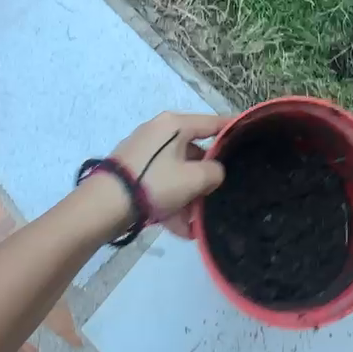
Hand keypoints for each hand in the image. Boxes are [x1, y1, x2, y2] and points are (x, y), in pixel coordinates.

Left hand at [107, 112, 228, 237]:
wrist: (102, 206)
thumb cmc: (153, 184)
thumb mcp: (192, 180)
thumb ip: (214, 172)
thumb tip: (215, 172)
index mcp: (174, 124)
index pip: (212, 122)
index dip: (232, 129)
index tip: (250, 135)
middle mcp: (159, 132)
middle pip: (194, 152)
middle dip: (206, 179)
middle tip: (217, 197)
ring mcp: (144, 152)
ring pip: (177, 172)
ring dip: (189, 197)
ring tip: (195, 225)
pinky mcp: (133, 171)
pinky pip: (161, 183)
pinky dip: (171, 202)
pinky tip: (180, 229)